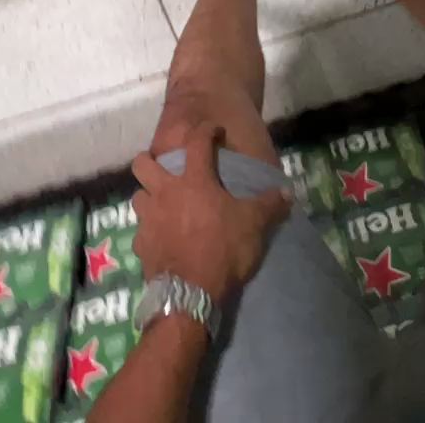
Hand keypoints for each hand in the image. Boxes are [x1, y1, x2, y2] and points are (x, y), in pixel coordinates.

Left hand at [130, 125, 292, 303]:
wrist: (190, 294)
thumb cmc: (222, 249)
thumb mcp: (254, 225)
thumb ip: (270, 205)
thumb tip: (287, 192)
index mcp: (194, 181)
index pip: (197, 142)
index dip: (206, 131)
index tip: (213, 131)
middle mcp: (165, 193)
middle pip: (142, 164)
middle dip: (149, 160)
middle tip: (164, 168)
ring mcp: (148, 220)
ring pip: (137, 196)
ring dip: (147, 196)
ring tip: (161, 203)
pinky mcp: (140, 246)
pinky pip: (140, 232)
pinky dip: (149, 231)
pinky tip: (160, 238)